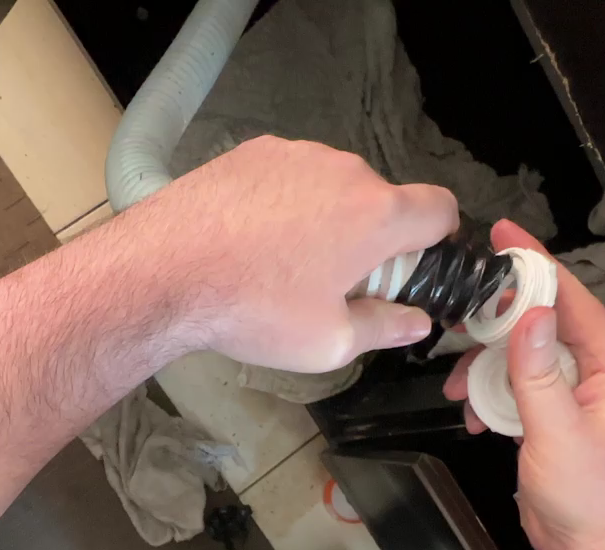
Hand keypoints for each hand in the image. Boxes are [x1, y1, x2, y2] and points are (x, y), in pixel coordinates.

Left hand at [115, 135, 457, 371]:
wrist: (165, 270)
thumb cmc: (258, 311)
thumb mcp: (329, 343)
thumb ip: (384, 329)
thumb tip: (417, 323)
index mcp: (377, 214)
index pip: (440, 209)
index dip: (436, 241)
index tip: (410, 271)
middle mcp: (344, 170)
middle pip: (381, 201)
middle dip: (371, 241)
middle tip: (333, 286)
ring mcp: (295, 153)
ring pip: (331, 188)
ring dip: (326, 221)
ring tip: (280, 265)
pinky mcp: (252, 151)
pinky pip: (288, 179)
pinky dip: (284, 206)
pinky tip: (249, 241)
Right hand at [442, 220, 604, 549]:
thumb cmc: (590, 498)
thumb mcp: (559, 432)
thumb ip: (540, 373)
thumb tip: (529, 315)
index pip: (573, 300)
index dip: (537, 266)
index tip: (505, 238)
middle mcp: (592, 374)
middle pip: (540, 325)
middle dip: (497, 323)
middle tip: (460, 317)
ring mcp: (569, 398)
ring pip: (519, 359)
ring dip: (484, 370)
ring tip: (457, 388)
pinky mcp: (547, 421)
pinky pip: (512, 392)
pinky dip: (488, 399)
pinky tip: (471, 417)